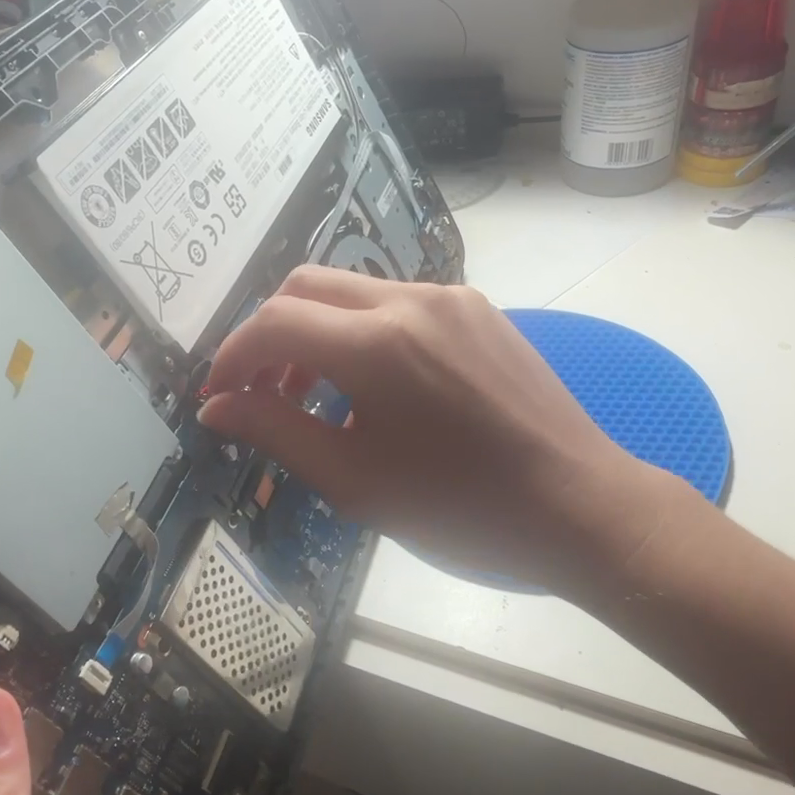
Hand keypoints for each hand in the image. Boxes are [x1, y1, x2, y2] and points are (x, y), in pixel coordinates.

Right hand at [199, 266, 685, 591]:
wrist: (578, 505)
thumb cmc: (461, 508)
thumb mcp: (353, 480)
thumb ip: (275, 431)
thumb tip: (216, 406)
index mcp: (376, 344)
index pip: (274, 323)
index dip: (231, 357)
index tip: (216, 395)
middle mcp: (411, 299)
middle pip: (306, 287)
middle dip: (268, 334)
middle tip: (259, 391)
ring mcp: (450, 297)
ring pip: (351, 291)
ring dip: (314, 332)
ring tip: (312, 397)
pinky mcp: (477, 308)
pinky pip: (396, 303)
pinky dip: (360, 333)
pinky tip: (371, 387)